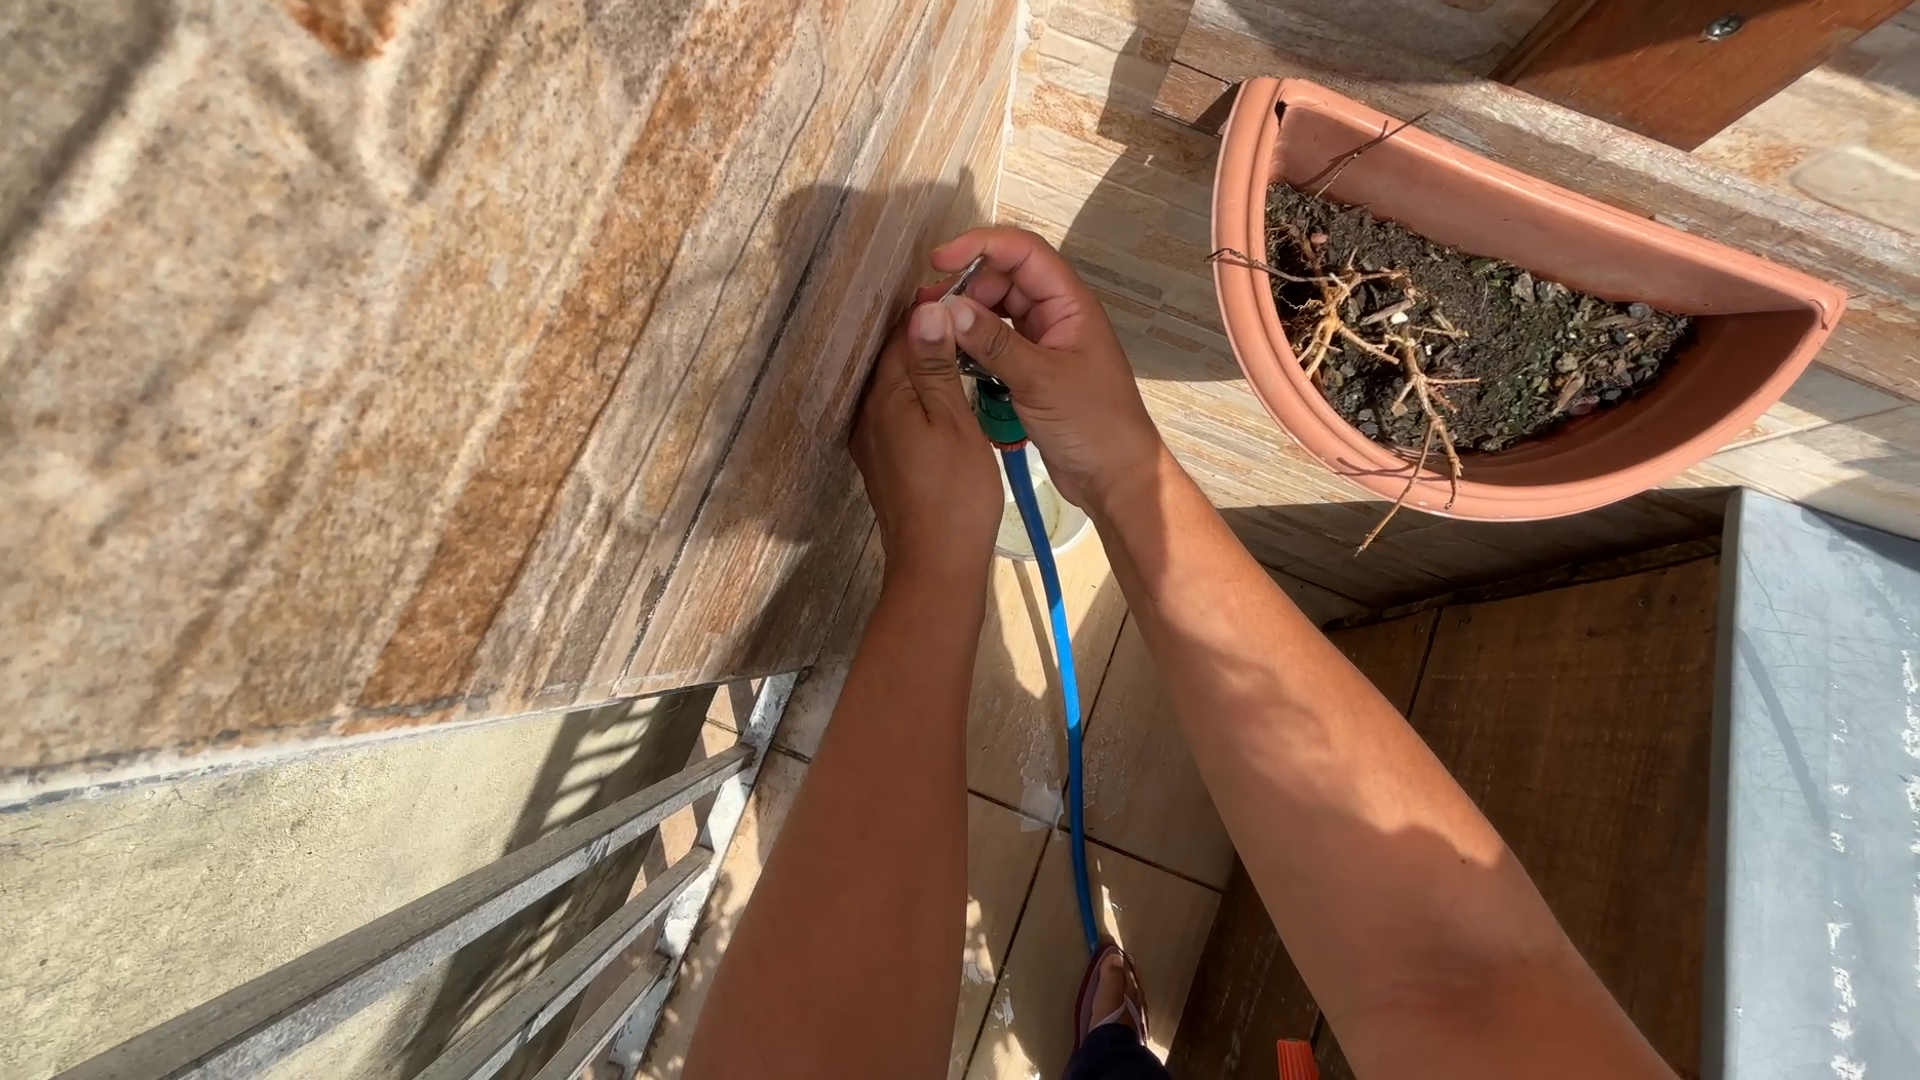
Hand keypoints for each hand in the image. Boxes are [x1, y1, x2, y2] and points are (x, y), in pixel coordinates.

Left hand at [851, 301, 1002, 584]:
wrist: (935, 563)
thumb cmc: (955, 495)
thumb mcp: (954, 424)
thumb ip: (936, 368)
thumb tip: (924, 310)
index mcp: (885, 396)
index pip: (901, 334)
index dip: (930, 311)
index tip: (964, 295)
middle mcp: (867, 411)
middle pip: (891, 357)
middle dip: (924, 334)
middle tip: (967, 319)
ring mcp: (870, 437)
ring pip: (893, 384)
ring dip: (921, 363)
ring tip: (960, 350)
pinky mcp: (881, 457)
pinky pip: (895, 409)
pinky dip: (916, 394)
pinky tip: (942, 394)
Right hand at [918, 228, 1165, 513]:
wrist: (1113, 475)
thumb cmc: (1091, 424)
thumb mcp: (1040, 380)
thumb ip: (994, 343)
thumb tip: (947, 309)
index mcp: (1070, 304)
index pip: (1024, 252)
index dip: (980, 246)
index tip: (939, 261)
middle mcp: (1057, 316)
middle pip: (1006, 279)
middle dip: (967, 285)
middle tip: (929, 308)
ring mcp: (1045, 344)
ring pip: (999, 312)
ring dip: (968, 315)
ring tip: (934, 329)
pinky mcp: (1033, 372)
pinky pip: (998, 343)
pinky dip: (975, 343)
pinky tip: (951, 353)